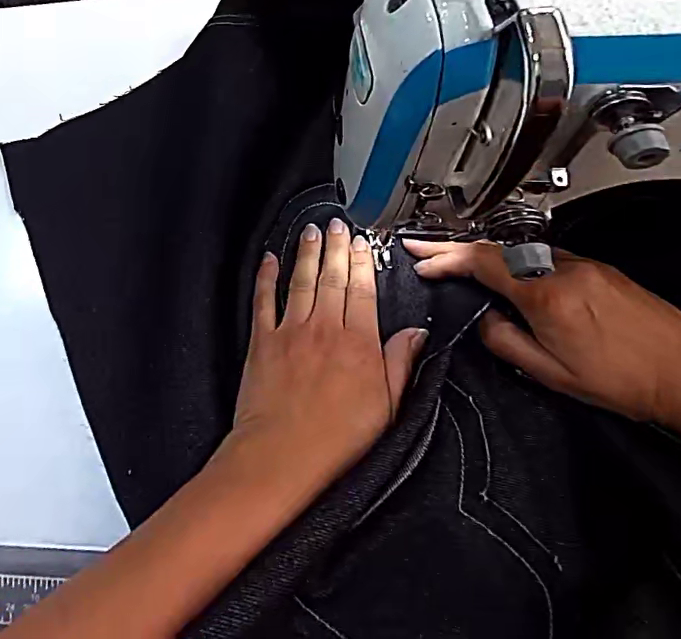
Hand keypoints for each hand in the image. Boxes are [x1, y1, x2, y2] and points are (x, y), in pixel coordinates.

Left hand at [220, 219, 427, 494]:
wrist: (281, 456)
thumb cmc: (336, 439)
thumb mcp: (386, 407)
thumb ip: (401, 363)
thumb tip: (417, 333)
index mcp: (358, 342)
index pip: (363, 290)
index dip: (362, 262)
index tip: (362, 243)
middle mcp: (325, 328)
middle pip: (333, 277)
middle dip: (336, 247)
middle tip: (338, 225)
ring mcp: (292, 331)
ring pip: (302, 280)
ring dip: (307, 253)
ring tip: (311, 231)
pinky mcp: (263, 341)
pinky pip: (264, 300)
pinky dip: (266, 277)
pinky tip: (270, 259)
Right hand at [406, 240, 680, 434]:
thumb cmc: (629, 380)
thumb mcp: (553, 374)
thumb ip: (506, 341)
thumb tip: (484, 320)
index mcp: (544, 295)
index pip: (481, 262)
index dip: (444, 258)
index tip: (422, 260)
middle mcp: (562, 269)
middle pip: (497, 250)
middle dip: (456, 250)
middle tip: (427, 251)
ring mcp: (584, 264)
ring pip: (523, 253)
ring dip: (489, 257)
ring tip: (464, 267)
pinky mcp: (600, 268)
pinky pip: (548, 259)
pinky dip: (521, 263)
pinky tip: (517, 279)